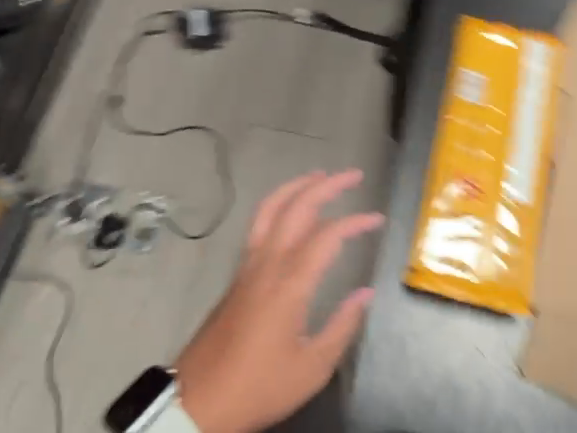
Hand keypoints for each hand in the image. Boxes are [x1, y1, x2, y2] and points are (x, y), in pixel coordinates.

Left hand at [176, 170, 383, 432]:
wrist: (199, 401)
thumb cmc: (259, 386)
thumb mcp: (312, 367)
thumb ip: (342, 326)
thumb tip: (365, 294)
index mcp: (289, 284)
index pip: (327, 235)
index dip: (354, 221)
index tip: (376, 219)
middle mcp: (267, 264)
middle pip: (295, 208)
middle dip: (326, 185)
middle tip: (353, 175)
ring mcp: (248, 267)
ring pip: (270, 210)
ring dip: (296, 187)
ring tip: (319, 177)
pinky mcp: (237, 276)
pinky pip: (259, 225)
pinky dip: (279, 205)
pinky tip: (290, 212)